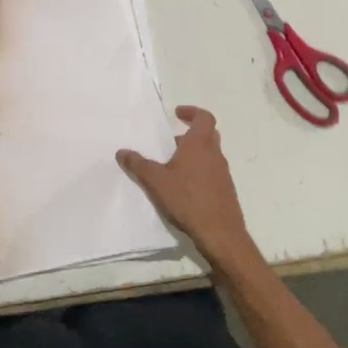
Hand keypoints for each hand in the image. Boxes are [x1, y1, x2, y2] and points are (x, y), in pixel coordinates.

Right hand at [118, 105, 258, 271]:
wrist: (221, 235)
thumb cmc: (187, 199)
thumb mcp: (155, 181)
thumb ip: (137, 164)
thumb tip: (122, 152)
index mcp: (199, 145)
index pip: (204, 117)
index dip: (192, 112)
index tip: (176, 114)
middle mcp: (215, 155)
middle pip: (208, 134)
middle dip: (191, 133)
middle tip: (172, 140)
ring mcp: (223, 174)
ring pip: (210, 155)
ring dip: (194, 154)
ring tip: (173, 166)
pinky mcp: (226, 192)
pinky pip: (212, 173)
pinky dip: (199, 172)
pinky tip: (184, 188)